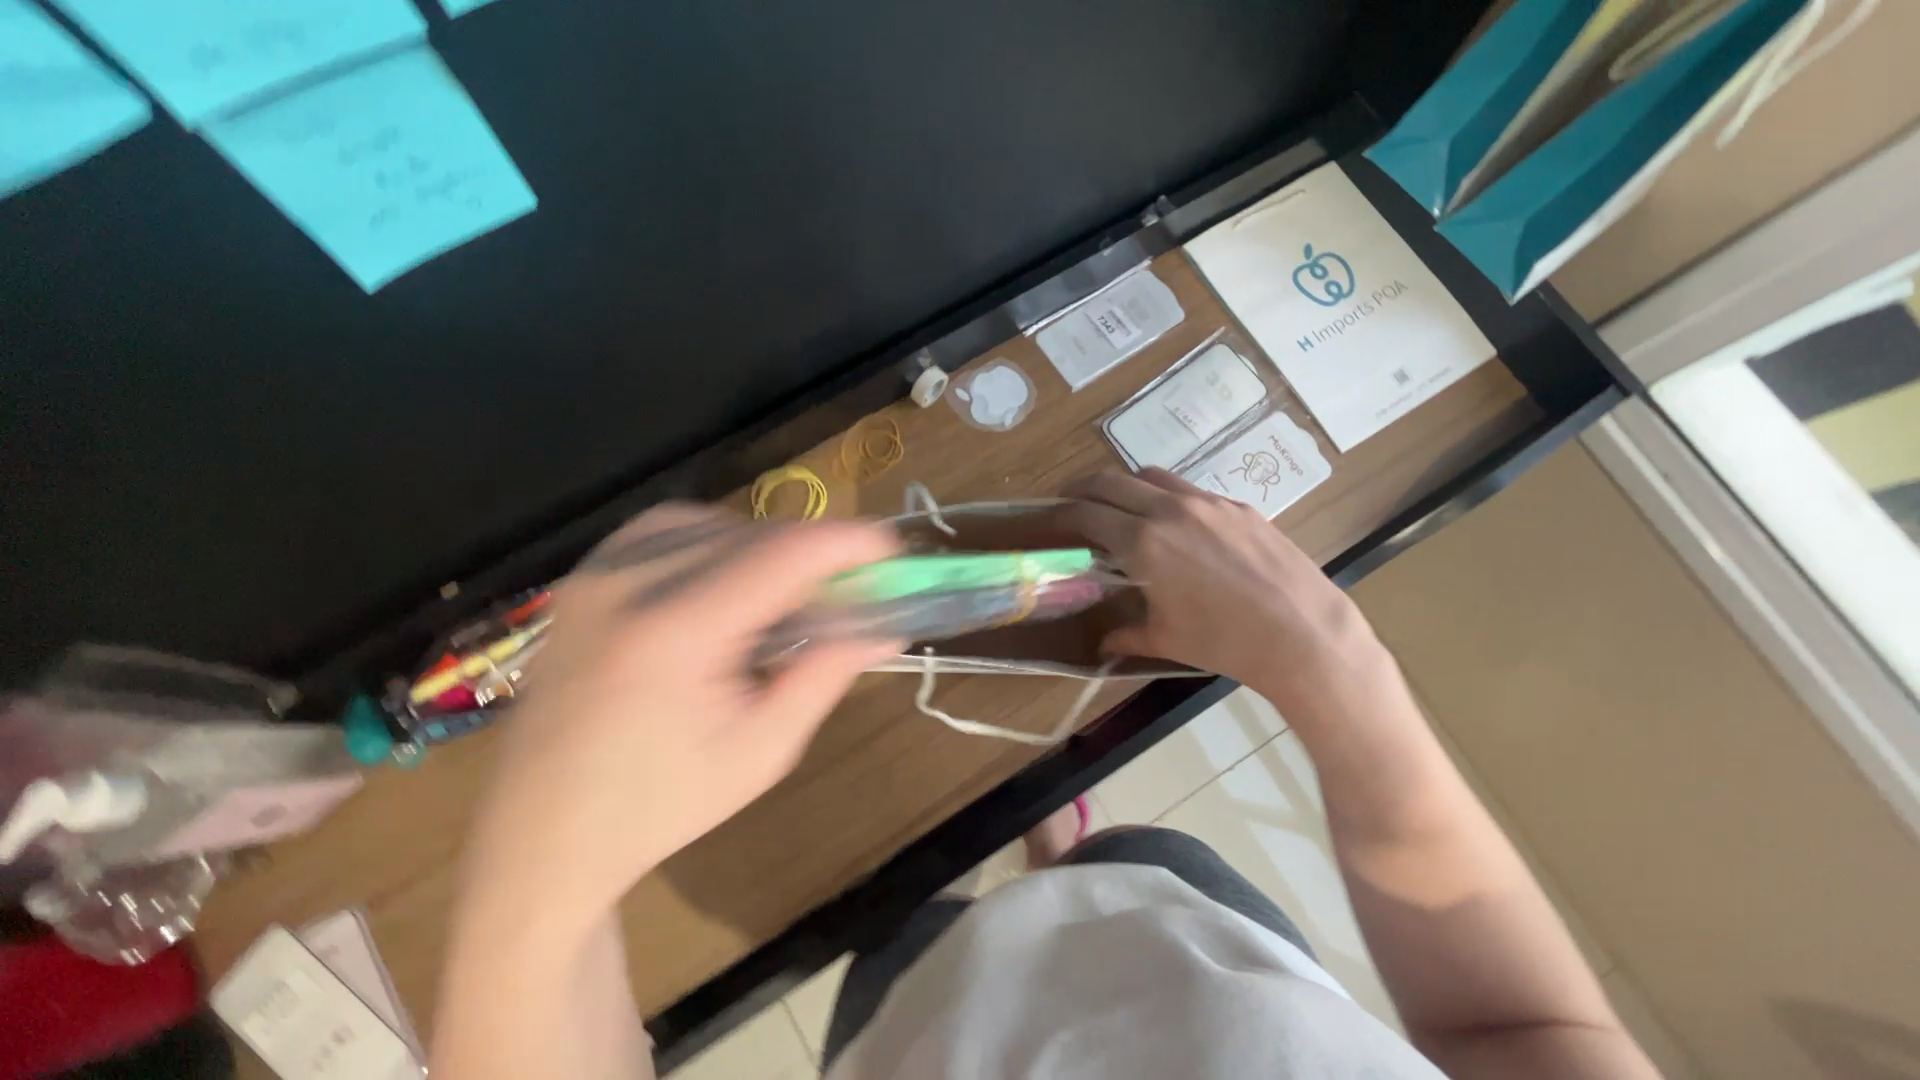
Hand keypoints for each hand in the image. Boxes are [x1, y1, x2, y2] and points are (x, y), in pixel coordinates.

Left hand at [462, 503, 900, 918]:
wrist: (543, 831)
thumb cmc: (661, 804)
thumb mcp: (762, 751)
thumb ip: (825, 675)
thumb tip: (884, 626)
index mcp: (673, 634)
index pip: (779, 555)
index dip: (844, 542)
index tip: (890, 549)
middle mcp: (627, 583)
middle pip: (748, 532)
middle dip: (809, 552)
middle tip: (844, 593)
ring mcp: (595, 574)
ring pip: (709, 522)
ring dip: (760, 546)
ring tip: (783, 597)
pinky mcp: (582, 578)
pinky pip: (665, 529)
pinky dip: (712, 542)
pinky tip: (725, 584)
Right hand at [1061, 469, 1387, 715]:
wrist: (1301, 632)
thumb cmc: (1224, 641)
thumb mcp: (1166, 639)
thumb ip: (1128, 634)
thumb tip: (1105, 643)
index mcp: (1142, 541)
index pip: (1087, 511)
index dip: (1063, 512)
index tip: (1052, 519)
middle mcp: (1170, 510)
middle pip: (1113, 482)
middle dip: (1086, 489)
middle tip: (1074, 502)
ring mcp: (1208, 503)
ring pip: (1153, 476)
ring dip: (1128, 486)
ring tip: (1124, 506)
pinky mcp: (1238, 507)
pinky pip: (1191, 490)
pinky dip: (1170, 498)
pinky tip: (1179, 525)